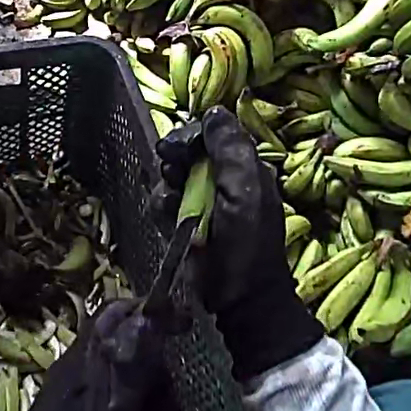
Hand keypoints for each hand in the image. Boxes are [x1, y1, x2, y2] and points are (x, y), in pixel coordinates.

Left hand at [0, 300, 167, 410]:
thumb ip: (132, 364)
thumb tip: (152, 315)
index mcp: (87, 356)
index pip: (120, 310)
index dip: (153, 312)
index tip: (185, 329)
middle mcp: (83, 365)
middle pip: (130, 342)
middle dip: (159, 366)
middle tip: (174, 401)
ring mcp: (82, 392)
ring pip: (128, 373)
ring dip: (153, 394)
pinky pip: (119, 399)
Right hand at [158, 107, 323, 380]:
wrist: (238, 299)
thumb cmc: (249, 242)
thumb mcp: (246, 190)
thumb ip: (230, 149)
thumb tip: (214, 111)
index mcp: (244, 167)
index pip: (213, 134)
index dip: (194, 135)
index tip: (181, 145)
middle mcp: (221, 179)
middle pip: (187, 151)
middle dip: (176, 156)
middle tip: (171, 165)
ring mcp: (201, 201)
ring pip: (171, 174)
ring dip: (168, 183)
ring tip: (173, 199)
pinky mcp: (182, 221)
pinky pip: (162, 200)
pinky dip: (161, 205)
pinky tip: (168, 215)